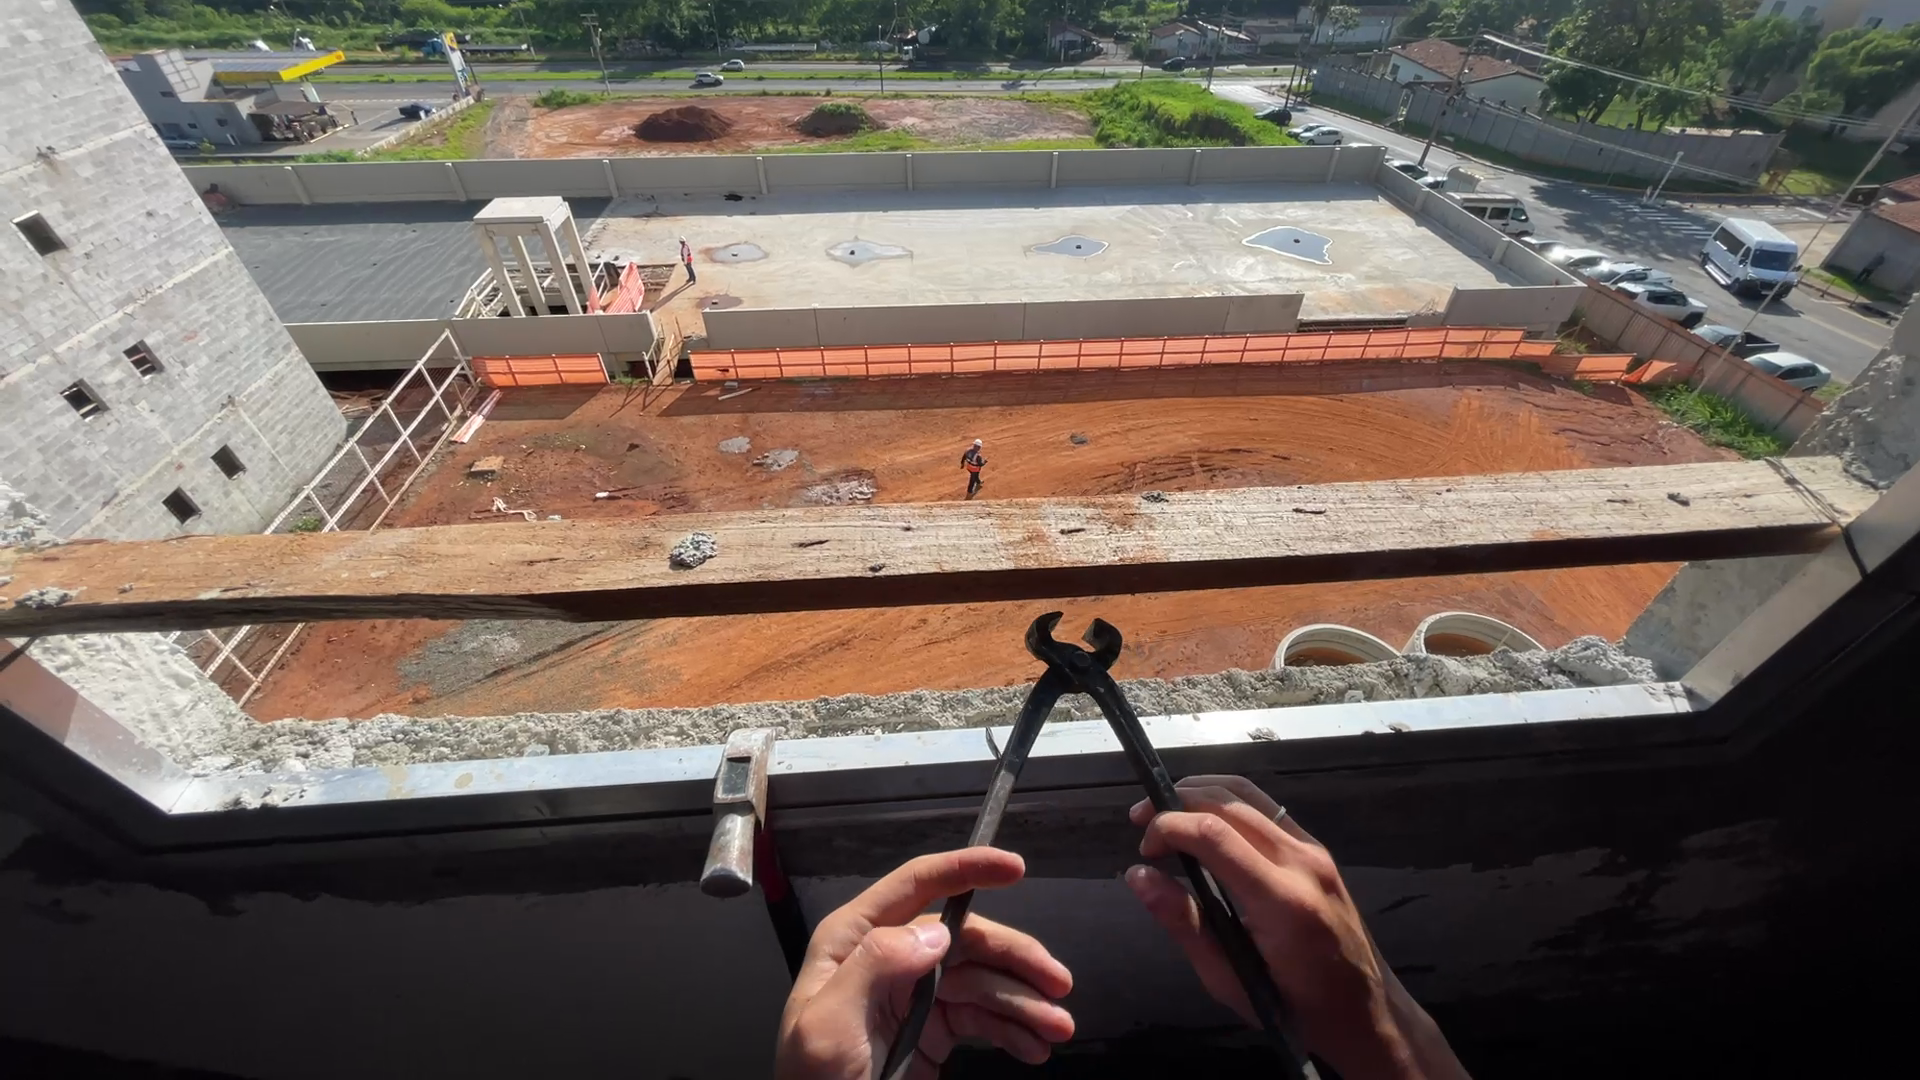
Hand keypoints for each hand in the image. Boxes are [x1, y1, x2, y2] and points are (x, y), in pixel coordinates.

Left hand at [775, 847, 1075, 1079]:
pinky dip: (1012, 1028)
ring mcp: (913, 993)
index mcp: (856, 937)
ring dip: (1023, 999)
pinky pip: (981, 1017)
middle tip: (1060, 983)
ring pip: (981, 978)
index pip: (917, 884)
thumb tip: (938, 932)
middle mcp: (889, 954)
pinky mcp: (932, 1031)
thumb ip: (875, 967)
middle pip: (965, 937)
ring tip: (1058, 1027)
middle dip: (1015, 956)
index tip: (1016, 867)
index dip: (968, 868)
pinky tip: (1036, 1046)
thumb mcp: (827, 1028)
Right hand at [1126, 776, 1466, 1079]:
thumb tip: (1137, 875)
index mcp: (1282, 902)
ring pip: (1244, 792)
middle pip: (1226, 802)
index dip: (1168, 827)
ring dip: (1197, 791)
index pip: (1214, 835)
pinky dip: (1223, 798)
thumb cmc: (1295, 1008)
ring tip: (1164, 809)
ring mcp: (1313, 848)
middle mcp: (1301, 862)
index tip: (1145, 849)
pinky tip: (1202, 816)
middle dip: (1175, 802)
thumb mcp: (1228, 981)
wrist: (1369, 1016)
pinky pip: (1262, 804)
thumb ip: (1183, 923)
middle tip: (1141, 821)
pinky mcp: (1315, 845)